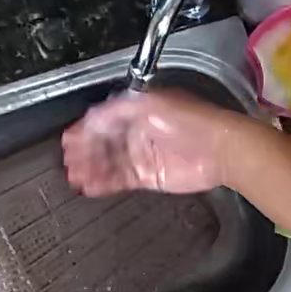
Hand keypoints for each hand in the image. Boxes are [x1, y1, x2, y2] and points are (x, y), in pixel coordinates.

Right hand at [61, 89, 257, 195]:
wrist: (221, 149)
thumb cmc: (194, 122)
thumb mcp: (152, 105)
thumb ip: (118, 110)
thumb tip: (92, 116)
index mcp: (138, 110)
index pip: (104, 120)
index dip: (85, 129)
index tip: (69, 139)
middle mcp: (139, 132)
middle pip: (104, 143)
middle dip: (84, 151)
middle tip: (69, 160)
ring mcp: (143, 155)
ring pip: (109, 162)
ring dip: (90, 168)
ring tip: (74, 176)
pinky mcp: (149, 176)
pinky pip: (121, 179)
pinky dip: (104, 183)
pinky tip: (89, 186)